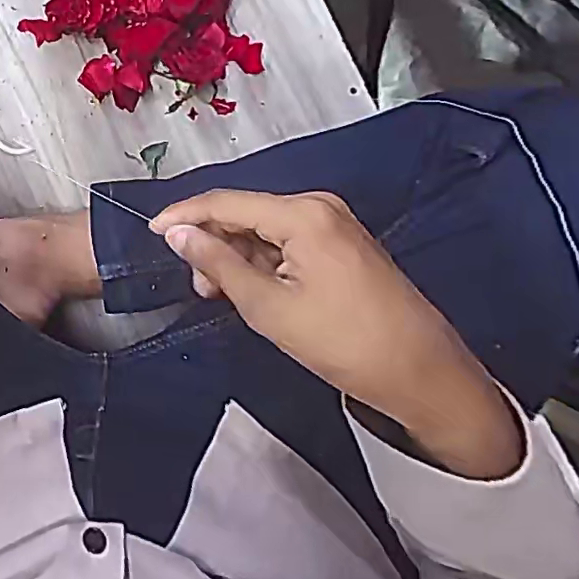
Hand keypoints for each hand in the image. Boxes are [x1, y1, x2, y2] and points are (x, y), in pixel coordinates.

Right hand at [152, 191, 522, 478]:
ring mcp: (333, 221)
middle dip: (214, 244)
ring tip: (224, 294)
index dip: (184, 215)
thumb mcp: (268, 307)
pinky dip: (263, 262)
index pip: (226, 202)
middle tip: (200, 286)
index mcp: (302, 213)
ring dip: (237, 257)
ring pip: (264, 229)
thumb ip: (217, 263)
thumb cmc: (344, 343)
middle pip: (245, 213)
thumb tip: (177, 232)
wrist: (426, 376)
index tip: (152, 231)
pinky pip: (286, 240)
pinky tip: (254, 288)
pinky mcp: (341, 241)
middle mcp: (317, 205)